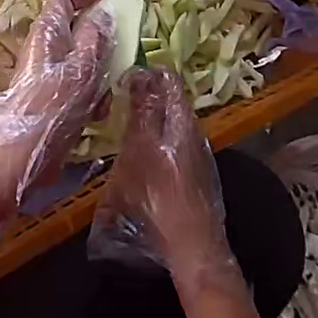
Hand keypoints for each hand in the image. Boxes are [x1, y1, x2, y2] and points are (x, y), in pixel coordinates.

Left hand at [0, 0, 116, 204]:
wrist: (18, 158)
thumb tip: (105, 14)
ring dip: (101, 71)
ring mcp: (46, 72)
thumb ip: (95, 39)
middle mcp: (45, 48)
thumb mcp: (82, 70)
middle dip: (103, 38)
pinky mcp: (50, 96)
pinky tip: (96, 113)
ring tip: (108, 91)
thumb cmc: (51, 109)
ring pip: (82, 59)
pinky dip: (91, 94)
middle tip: (125, 48)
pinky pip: (79, 84)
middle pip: (77, 28)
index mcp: (48, 33)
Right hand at [91, 68, 238, 288]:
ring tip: (127, 120)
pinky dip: (161, 135)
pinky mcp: (197, 170)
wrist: (193, 245)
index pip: (167, 80)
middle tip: (120, 96)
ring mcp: (197, 151)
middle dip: (148, 92)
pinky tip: (144, 150)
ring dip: (154, 114)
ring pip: (174, 120)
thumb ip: (139, 114)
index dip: (147, 72)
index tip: (124, 75)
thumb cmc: (157, 200)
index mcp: (177, 121)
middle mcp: (191, 130)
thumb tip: (138, 79)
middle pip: (171, 99)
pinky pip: (176, 139)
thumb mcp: (137, 153)